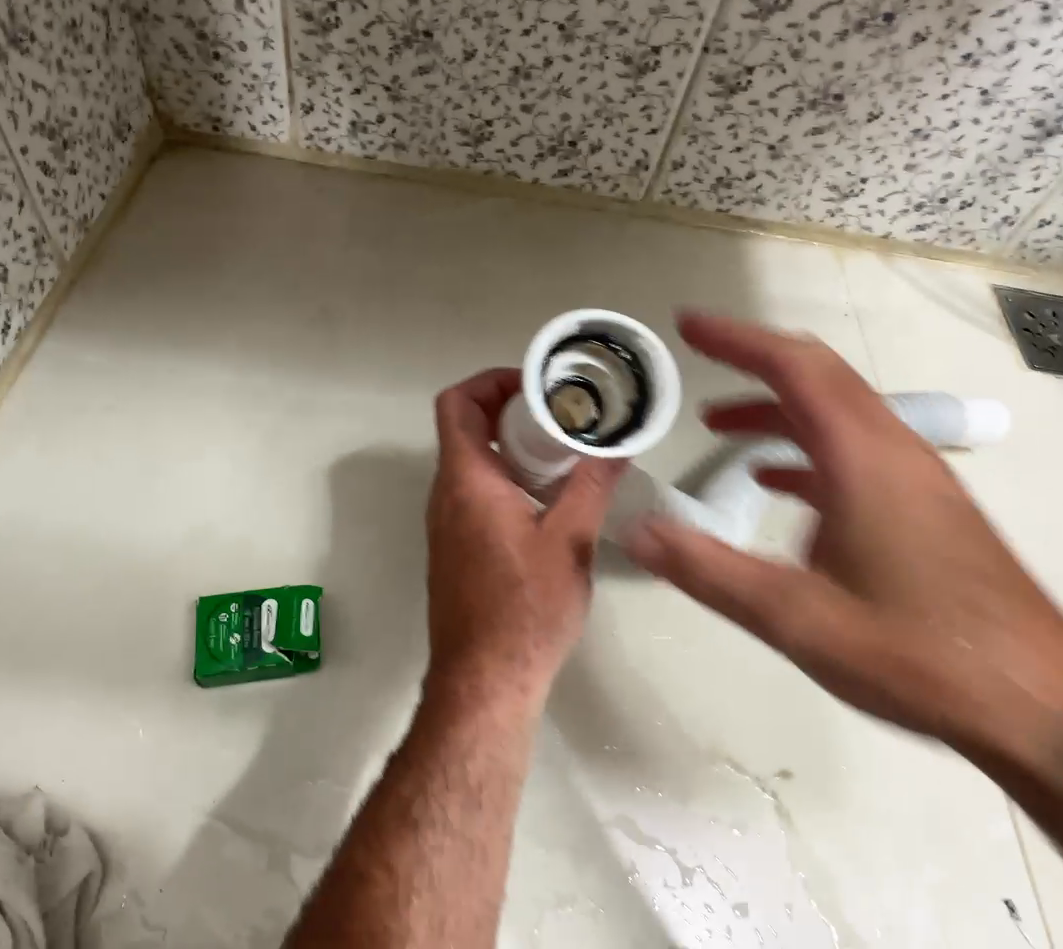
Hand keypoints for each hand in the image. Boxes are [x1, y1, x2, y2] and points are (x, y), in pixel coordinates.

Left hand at [426, 368, 625, 704]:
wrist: (485, 680)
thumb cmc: (525, 608)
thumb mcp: (571, 541)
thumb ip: (592, 486)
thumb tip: (616, 446)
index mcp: (466, 481)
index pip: (458, 403)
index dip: (492, 381)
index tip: (537, 386)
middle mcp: (446, 496)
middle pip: (467, 429)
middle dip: (513, 413)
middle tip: (563, 417)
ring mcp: (447, 525)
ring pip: (473, 465)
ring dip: (513, 450)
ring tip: (565, 455)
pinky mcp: (456, 550)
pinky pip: (476, 496)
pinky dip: (508, 481)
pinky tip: (551, 502)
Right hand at [622, 313, 1062, 750]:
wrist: (1044, 707)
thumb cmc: (919, 655)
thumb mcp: (797, 619)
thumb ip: (709, 571)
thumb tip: (635, 529)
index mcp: (864, 460)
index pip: (794, 369)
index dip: (736, 340)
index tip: (687, 325)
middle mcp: (895, 453)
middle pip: (820, 377)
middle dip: (754, 360)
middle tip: (698, 356)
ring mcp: (919, 480)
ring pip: (840, 415)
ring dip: (778, 409)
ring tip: (720, 427)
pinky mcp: (929, 511)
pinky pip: (857, 453)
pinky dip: (807, 450)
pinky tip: (777, 485)